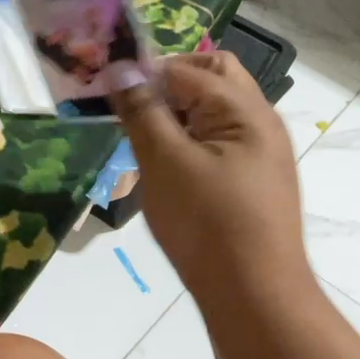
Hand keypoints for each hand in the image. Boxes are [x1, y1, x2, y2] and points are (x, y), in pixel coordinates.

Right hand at [110, 52, 307, 293]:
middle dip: (163, 82)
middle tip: (125, 106)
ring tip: (135, 137)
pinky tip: (159, 162)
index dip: (143, 71)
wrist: (252, 291)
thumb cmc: (206, 222)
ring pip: (208, 107)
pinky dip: (182, 135)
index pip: (186, 67)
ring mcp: (255, 149)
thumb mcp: (164, 161)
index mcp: (244, 111)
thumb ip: (141, 109)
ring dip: (171, 110)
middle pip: (209, 76)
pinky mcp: (247, 175)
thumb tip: (118, 66)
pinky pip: (212, 135)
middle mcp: (258, 121)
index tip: (101, 88)